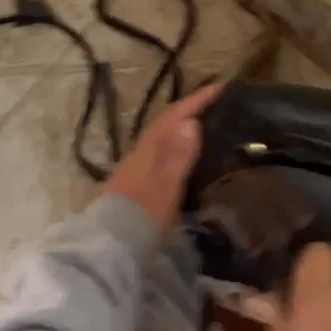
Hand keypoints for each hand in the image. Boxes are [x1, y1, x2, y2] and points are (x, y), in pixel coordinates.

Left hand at [103, 82, 220, 231]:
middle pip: (166, 124)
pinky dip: (175, 148)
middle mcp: (141, 152)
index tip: (220, 87)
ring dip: (181, 128)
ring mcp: (136, 168)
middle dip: (189, 111)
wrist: (111, 244)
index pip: (174, 116)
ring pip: (162, 139)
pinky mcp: (136, 184)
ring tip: (204, 126)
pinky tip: (184, 158)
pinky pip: (160, 155)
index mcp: (149, 148)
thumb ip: (178, 156)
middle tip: (214, 105)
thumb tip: (192, 122)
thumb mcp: (166, 186)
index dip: (196, 100)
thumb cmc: (143, 213)